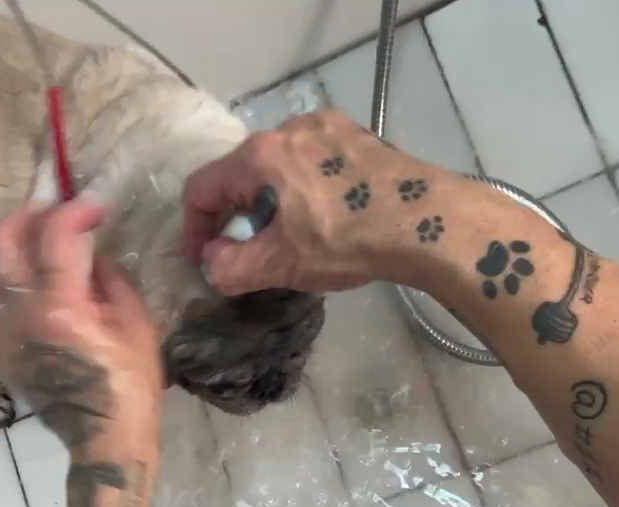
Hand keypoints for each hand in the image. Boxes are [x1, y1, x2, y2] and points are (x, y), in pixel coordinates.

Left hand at [0, 198, 164, 451]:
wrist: (106, 440)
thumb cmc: (131, 386)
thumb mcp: (137, 325)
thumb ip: (110, 279)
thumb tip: (89, 254)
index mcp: (60, 306)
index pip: (54, 235)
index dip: (76, 210)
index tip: (97, 209)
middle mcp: (20, 315)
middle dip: (25, 216)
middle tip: (51, 214)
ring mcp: (1, 336)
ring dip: (3, 248)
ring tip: (29, 246)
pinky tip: (11, 292)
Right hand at [182, 110, 453, 295]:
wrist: (423, 223)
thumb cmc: (344, 242)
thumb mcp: (279, 264)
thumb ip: (230, 267)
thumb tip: (212, 262)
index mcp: (260, 156)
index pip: (202, 188)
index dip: (194, 229)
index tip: (206, 261)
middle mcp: (288, 130)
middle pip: (240, 175)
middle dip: (235, 218)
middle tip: (250, 254)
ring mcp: (326, 128)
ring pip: (277, 168)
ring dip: (270, 205)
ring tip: (292, 239)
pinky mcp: (357, 137)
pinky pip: (313, 163)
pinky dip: (303, 191)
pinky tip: (326, 219)